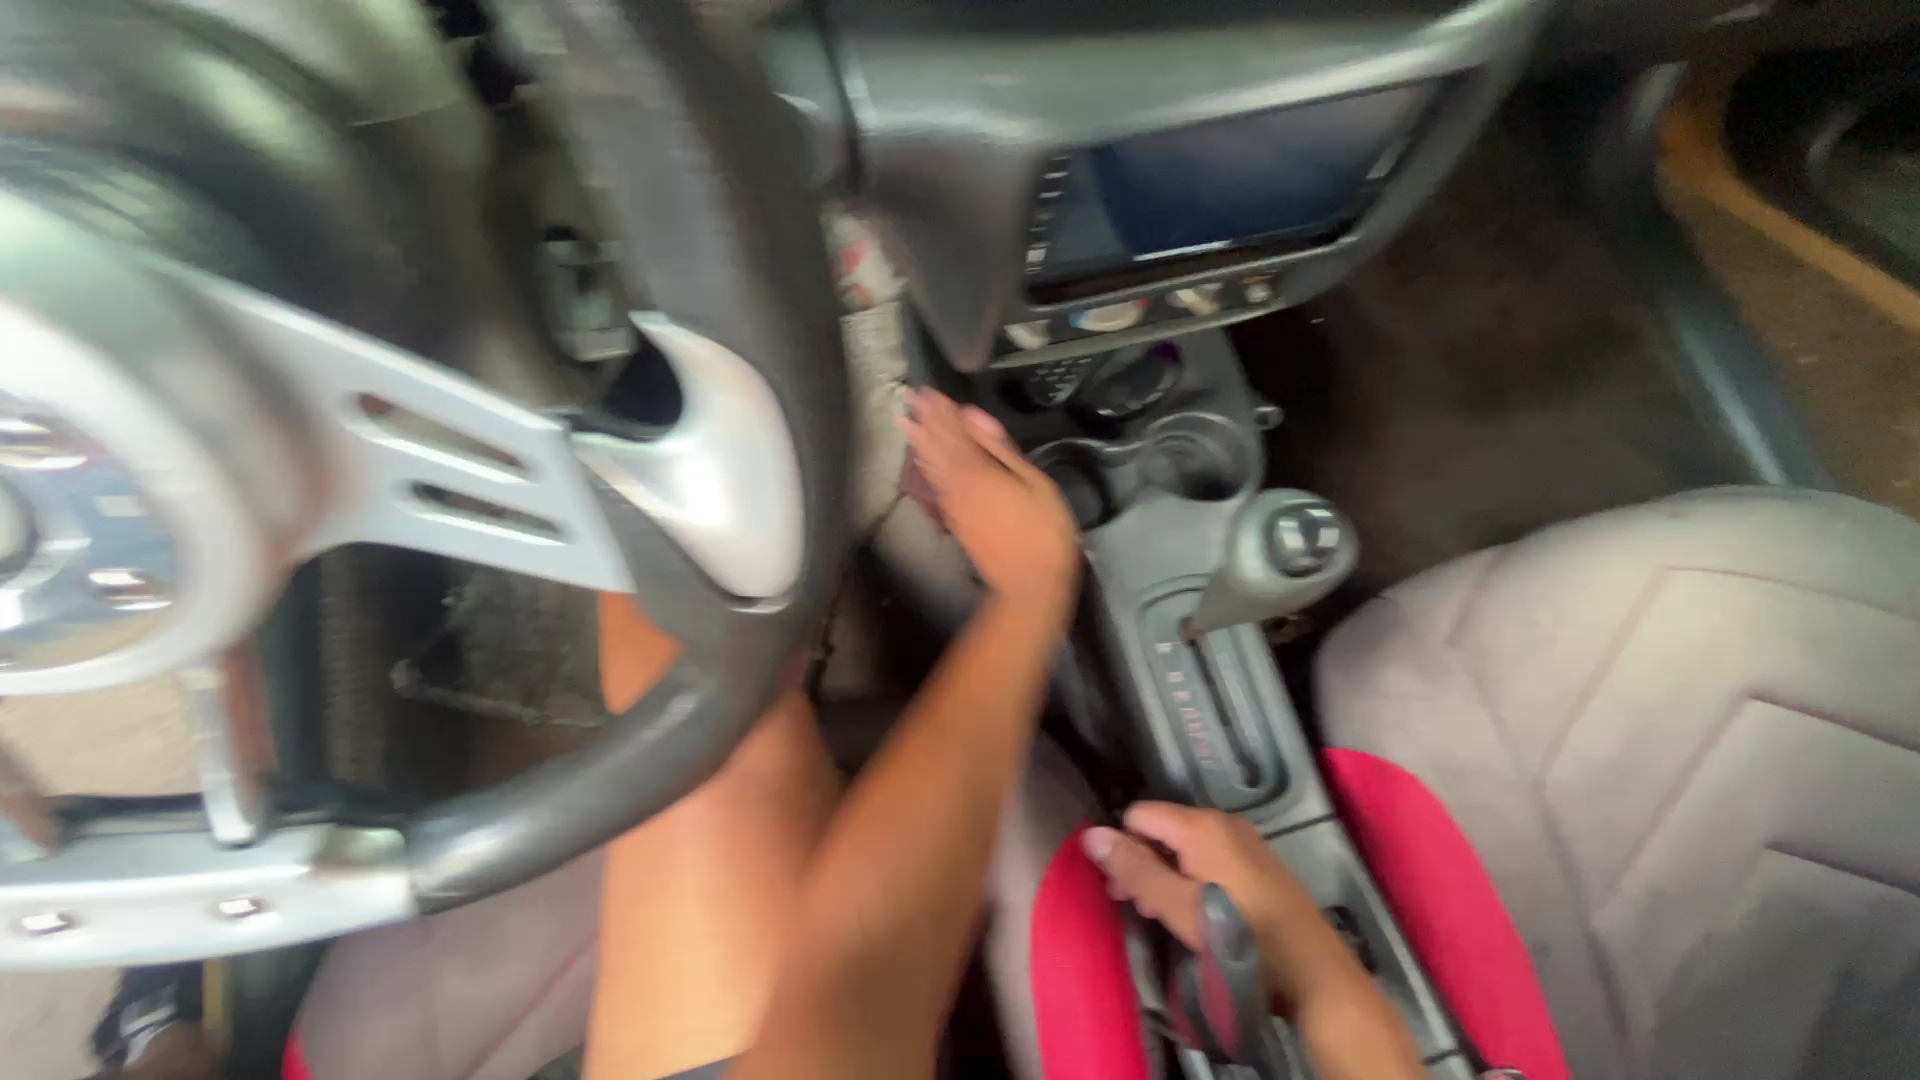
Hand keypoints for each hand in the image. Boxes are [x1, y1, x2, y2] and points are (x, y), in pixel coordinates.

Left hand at [899, 388, 1079, 617]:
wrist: (1028, 585)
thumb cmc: (1042, 532)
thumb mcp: (1034, 483)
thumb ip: (1001, 449)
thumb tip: (975, 418)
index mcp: (977, 472)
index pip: (955, 432)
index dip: (942, 411)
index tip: (929, 391)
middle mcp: (957, 485)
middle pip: (937, 446)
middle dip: (925, 421)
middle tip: (910, 399)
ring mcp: (953, 504)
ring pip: (931, 466)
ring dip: (919, 442)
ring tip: (905, 422)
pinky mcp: (955, 520)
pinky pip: (935, 484)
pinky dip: (926, 467)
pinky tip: (923, 460)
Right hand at [1081, 802, 1364, 1013]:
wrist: (1315, 976)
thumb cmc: (1241, 939)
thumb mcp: (1178, 908)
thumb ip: (1134, 869)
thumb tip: (1091, 834)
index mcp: (1201, 825)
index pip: (1138, 814)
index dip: (1122, 847)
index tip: (1121, 888)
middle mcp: (1223, 822)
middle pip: (1162, 829)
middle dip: (1141, 862)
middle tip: (1136, 906)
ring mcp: (1245, 842)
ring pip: (1184, 846)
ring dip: (1165, 874)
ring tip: (1162, 914)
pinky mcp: (1258, 864)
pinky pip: (1209, 857)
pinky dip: (1191, 878)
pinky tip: (1194, 913)